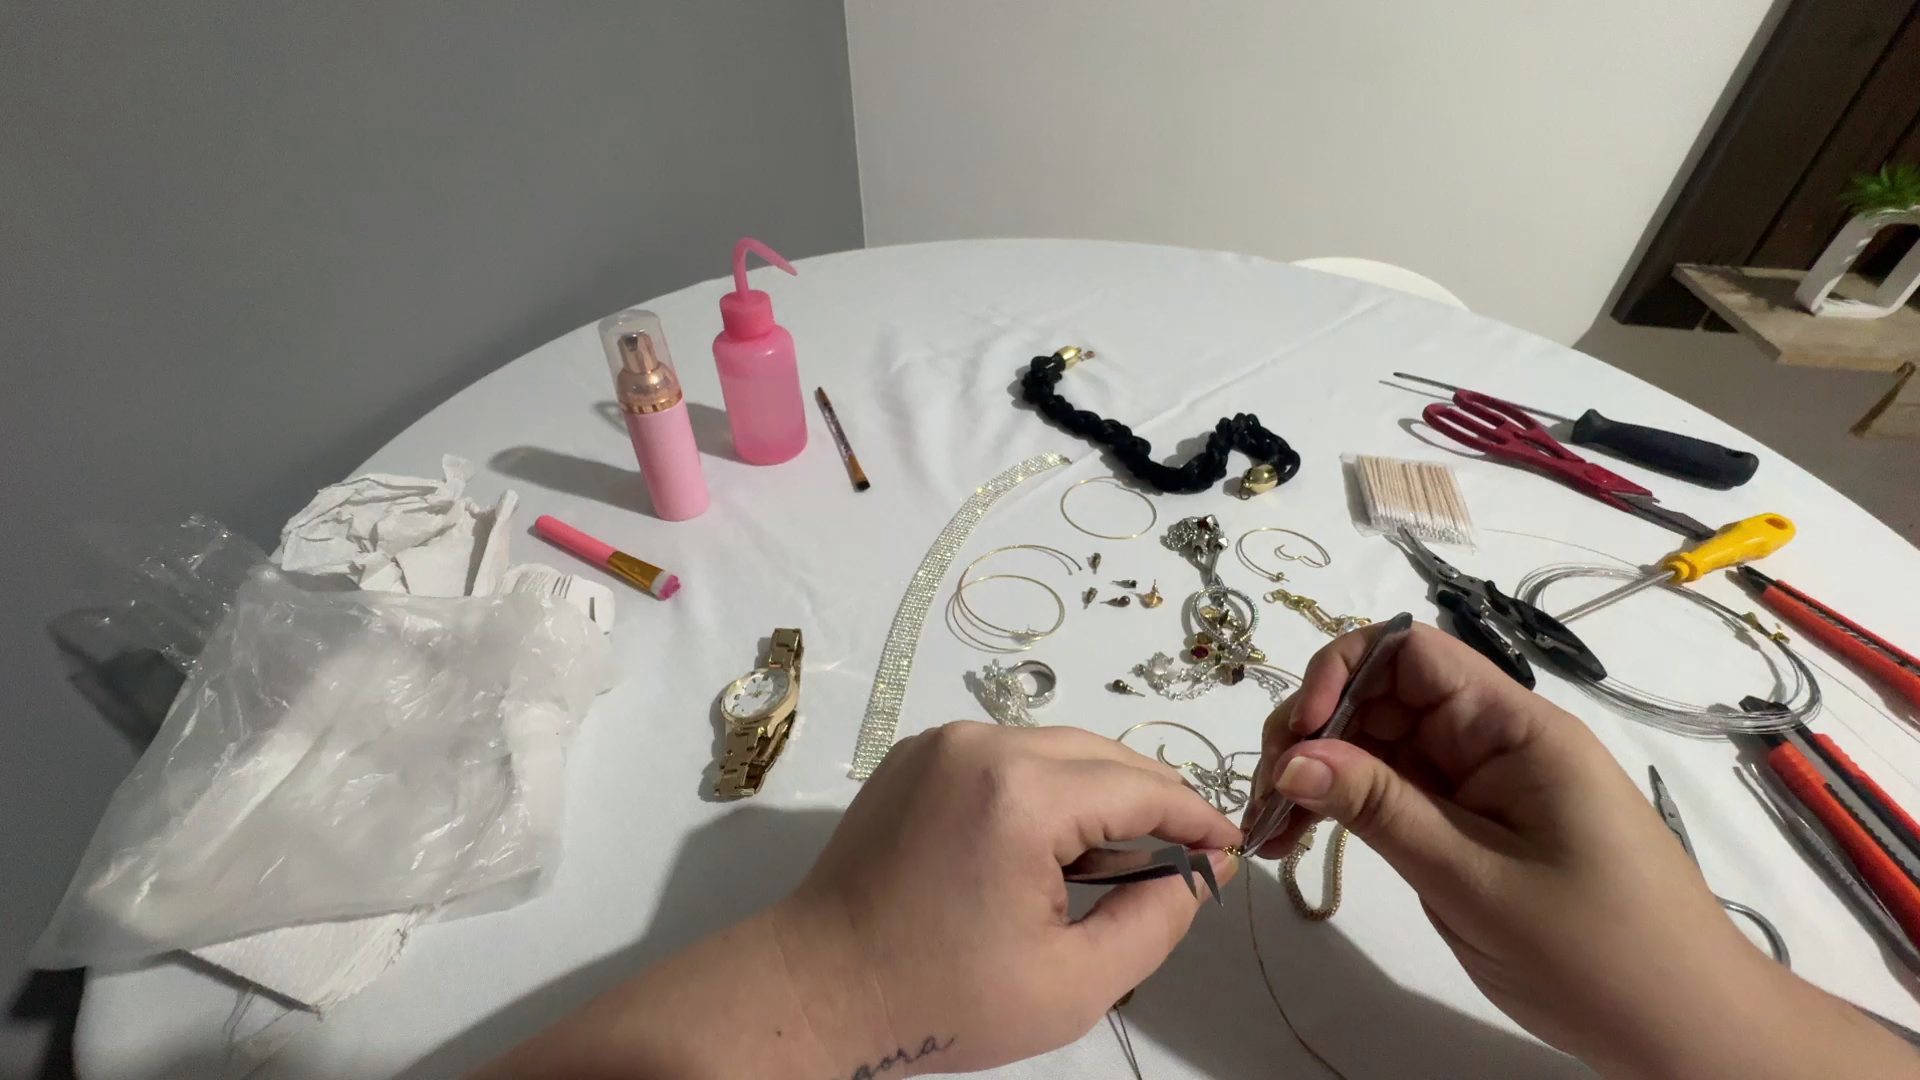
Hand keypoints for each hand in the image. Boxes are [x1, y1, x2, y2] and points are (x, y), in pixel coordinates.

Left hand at [774, 721, 1239, 1075]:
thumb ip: (1155, 920)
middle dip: (1151, 799)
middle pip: (1098, 755)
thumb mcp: (1072, 983)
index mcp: (1019, 793)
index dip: (1192, 816)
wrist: (818, 982)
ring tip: (1121, 855)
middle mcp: (981, 742)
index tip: (1229, 845)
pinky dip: (1045, 787)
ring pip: (1055, 749)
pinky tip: (1053, 840)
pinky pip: (1007, 755)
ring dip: (1098, 793)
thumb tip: (1199, 870)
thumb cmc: (943, 998)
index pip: (1136, 788)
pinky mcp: (920, 751)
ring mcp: (944, 739)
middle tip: (1185, 852)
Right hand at [1240, 621, 1912, 1077]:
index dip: (1342, 670)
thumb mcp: (1474, 879)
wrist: (1689, 1042)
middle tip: (1268, 793)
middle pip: (1372, 694)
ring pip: (1362, 742)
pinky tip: (1291, 837)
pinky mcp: (1450, 813)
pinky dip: (1329, 806)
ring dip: (1308, 773)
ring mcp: (1463, 775)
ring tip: (1269, 826)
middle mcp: (1482, 736)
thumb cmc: (1601, 955)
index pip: (1409, 650)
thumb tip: (1288, 759)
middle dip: (1309, 731)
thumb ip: (1377, 808)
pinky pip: (1374, 787)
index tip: (1301, 732)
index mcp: (1510, 726)